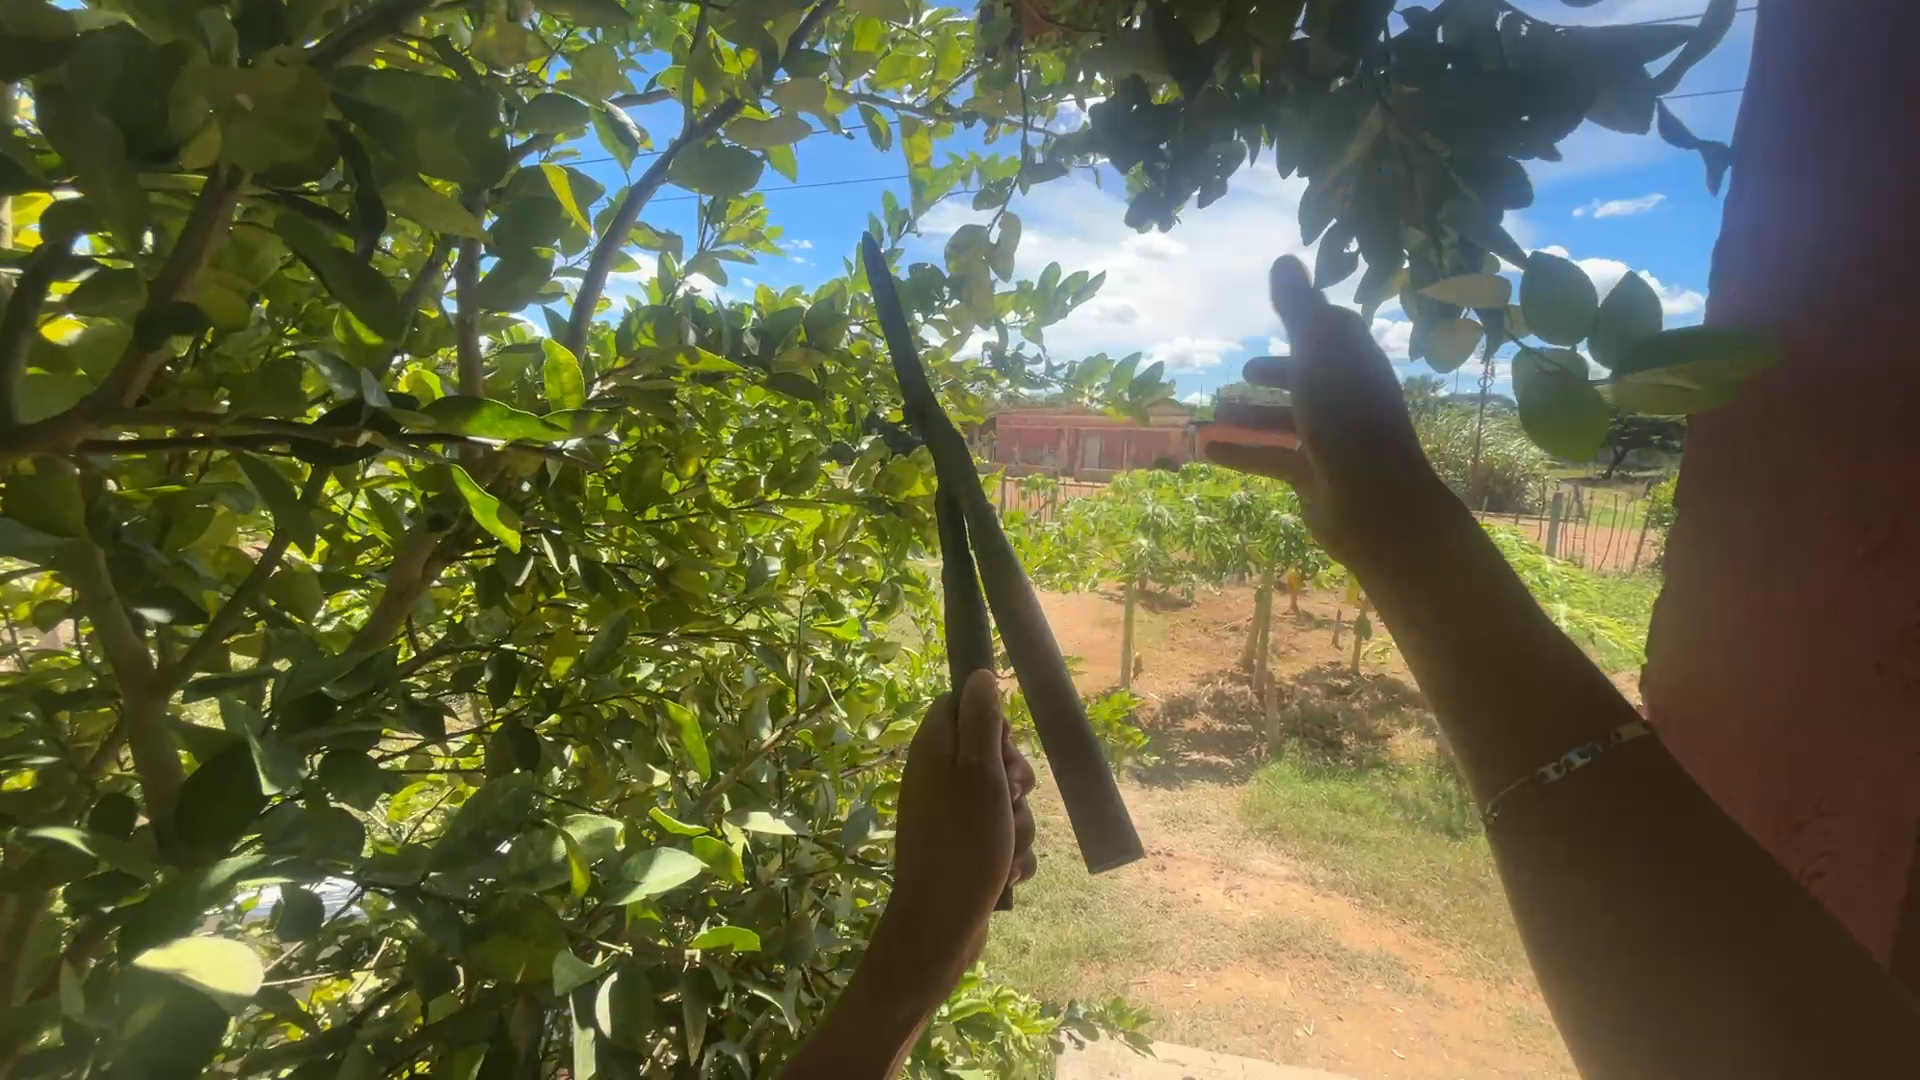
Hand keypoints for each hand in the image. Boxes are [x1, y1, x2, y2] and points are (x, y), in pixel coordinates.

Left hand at [872, 669, 1036, 1004]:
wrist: (942, 924)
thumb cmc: (964, 840)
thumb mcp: (979, 770)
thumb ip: (981, 718)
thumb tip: (980, 673)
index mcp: (934, 747)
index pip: (962, 706)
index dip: (992, 722)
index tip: (1003, 748)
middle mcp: (938, 775)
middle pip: (991, 753)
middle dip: (1014, 780)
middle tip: (1008, 798)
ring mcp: (950, 813)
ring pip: (1003, 798)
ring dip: (1017, 822)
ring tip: (1005, 846)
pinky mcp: (964, 847)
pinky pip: (1001, 834)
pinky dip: (1010, 852)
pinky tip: (1004, 871)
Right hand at [1205, 255, 1449, 568]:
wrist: (1374, 503)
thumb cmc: (1346, 421)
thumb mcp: (1316, 356)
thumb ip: (1298, 310)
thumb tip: (1283, 260)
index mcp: (1354, 365)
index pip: (1336, 332)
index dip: (1310, 321)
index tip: (1284, 314)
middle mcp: (1346, 400)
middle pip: (1310, 378)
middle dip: (1279, 373)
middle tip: (1247, 370)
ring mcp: (1331, 441)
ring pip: (1286, 421)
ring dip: (1252, 415)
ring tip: (1217, 413)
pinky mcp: (1314, 476)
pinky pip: (1272, 458)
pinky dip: (1242, 452)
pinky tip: (1209, 450)